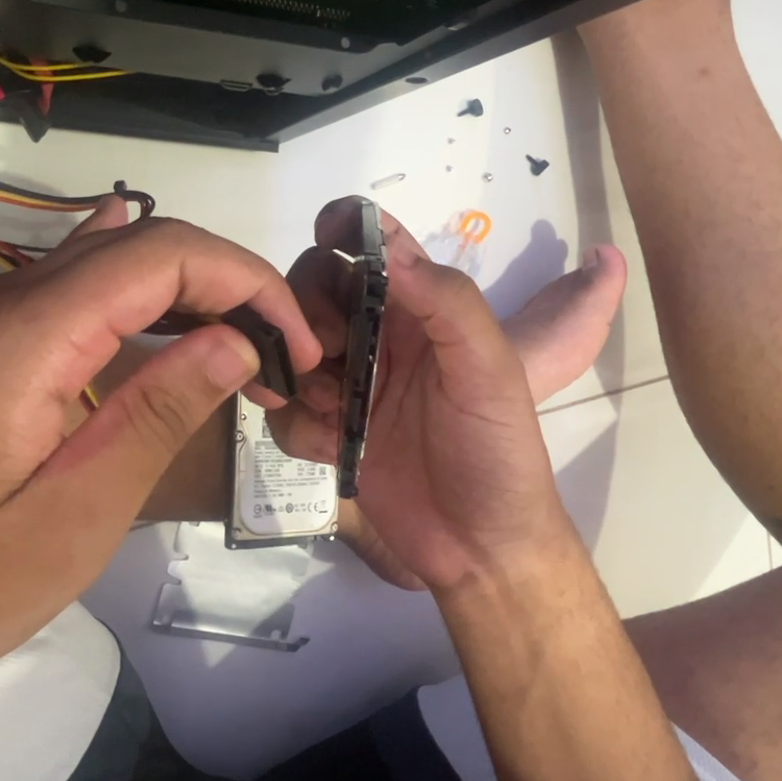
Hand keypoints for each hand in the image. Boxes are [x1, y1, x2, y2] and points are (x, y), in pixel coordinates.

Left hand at [0, 217, 320, 718]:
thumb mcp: (69, 519)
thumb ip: (154, 416)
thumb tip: (235, 339)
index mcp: (28, 335)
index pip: (162, 252)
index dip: (246, 281)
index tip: (295, 348)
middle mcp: (4, 305)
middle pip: (140, 245)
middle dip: (229, 286)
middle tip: (281, 364)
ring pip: (108, 266)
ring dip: (188, 295)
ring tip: (243, 357)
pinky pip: (72, 296)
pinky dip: (137, 300)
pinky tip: (161, 309)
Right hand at [270, 199, 623, 591]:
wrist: (478, 550)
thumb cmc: (497, 454)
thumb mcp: (492, 373)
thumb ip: (449, 304)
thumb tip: (387, 248)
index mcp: (424, 313)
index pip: (374, 248)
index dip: (344, 230)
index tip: (322, 235)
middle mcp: (381, 341)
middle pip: (313, 292)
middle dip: (307, 317)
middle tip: (326, 353)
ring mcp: (349, 387)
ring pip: (288, 351)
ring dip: (299, 378)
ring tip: (333, 413)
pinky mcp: (327, 431)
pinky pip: (285, 409)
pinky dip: (297, 426)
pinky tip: (332, 449)